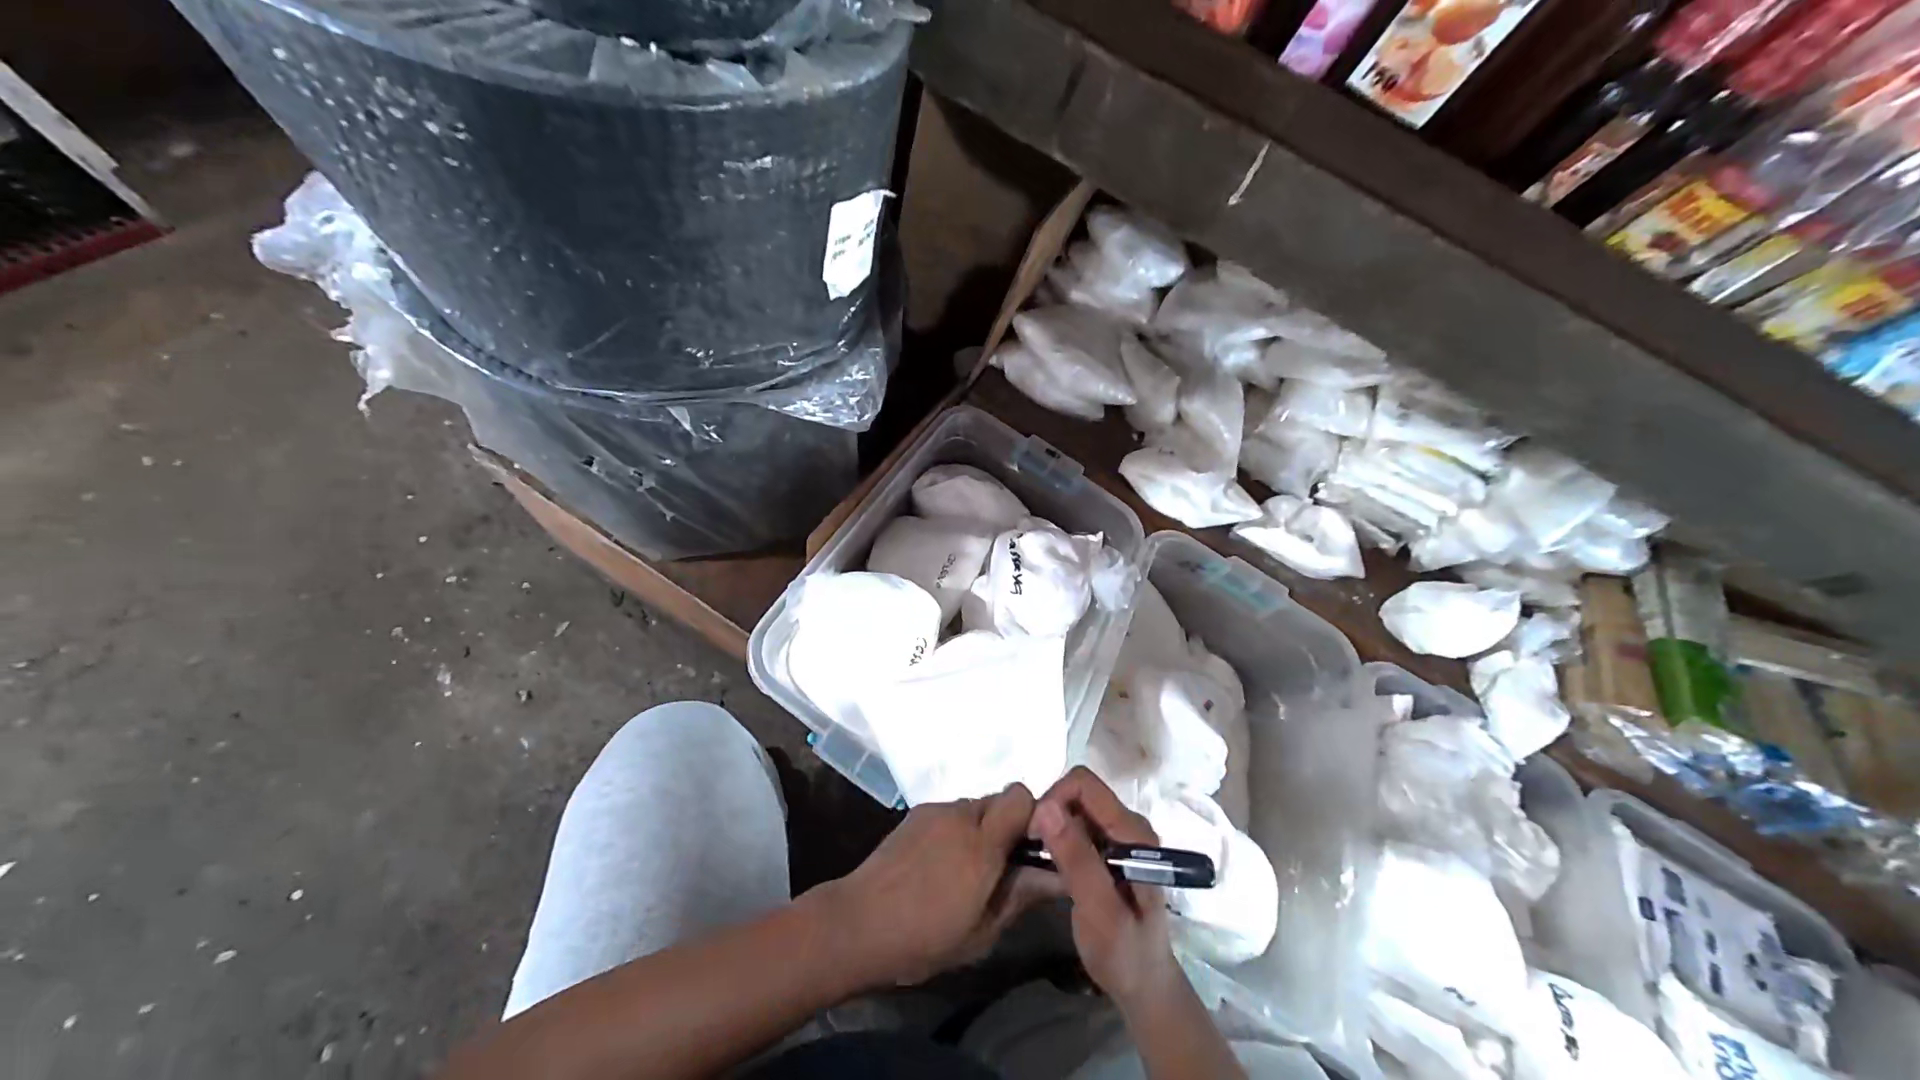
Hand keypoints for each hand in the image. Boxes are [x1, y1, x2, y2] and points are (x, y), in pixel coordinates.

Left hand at [822, 784, 1047, 986]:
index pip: (1021, 796)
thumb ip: (1020, 896)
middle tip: (1001, 866)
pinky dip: (955, 831)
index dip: (1033, 816)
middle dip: (1008, 826)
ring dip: (981, 829)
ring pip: (974, 807)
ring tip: (965, 870)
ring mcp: (934, 811)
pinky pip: (949, 813)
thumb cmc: (923, 939)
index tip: (1032, 848)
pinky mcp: (914, 814)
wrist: (856, 924)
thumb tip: (1058, 877)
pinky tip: (939, 865)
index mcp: (982, 845)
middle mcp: (960, 816)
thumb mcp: (982, 932)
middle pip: (999, 800)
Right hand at [1031, 767, 1183, 1011]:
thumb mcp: (1099, 911)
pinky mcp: (1106, 848)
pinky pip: (1075, 824)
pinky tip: (1049, 863)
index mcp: (1133, 832)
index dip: (1054, 800)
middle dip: (1049, 811)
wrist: (1144, 986)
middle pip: (1077, 791)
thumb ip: (1076, 858)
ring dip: (1050, 825)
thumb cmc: (1124, 953)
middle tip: (1034, 850)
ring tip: (1039, 859)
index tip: (1034, 835)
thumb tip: (1045, 807)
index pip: (1084, 785)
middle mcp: (1128, 825)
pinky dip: (1056, 836)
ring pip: (1073, 806)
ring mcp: (1118, 836)